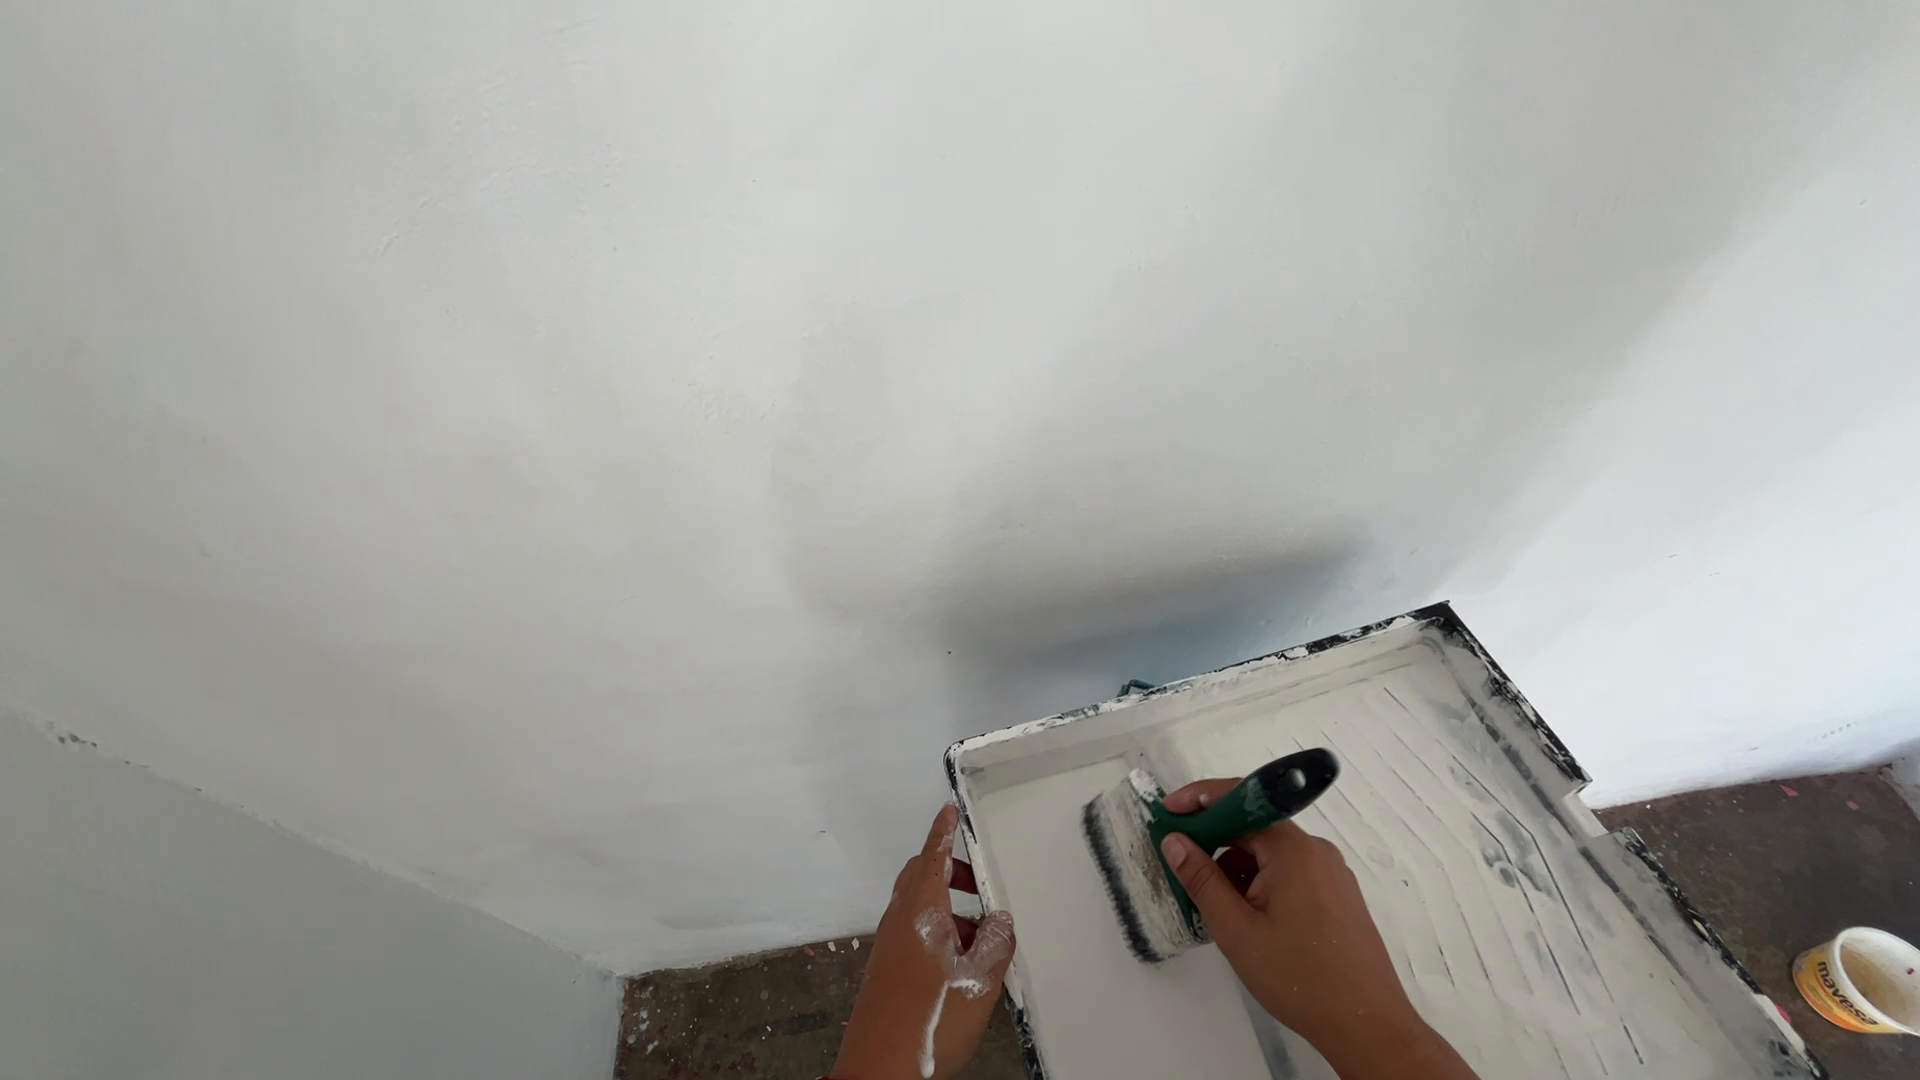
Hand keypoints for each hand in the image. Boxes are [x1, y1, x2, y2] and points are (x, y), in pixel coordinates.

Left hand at [831, 804, 1015, 1079]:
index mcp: (921, 909)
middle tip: (979, 882)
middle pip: (923, 876)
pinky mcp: (888, 966)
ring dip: (949, 908)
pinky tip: (961, 964)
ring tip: (981, 938)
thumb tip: (1000, 922)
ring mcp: (890, 943)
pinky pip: (915, 931)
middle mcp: (900, 919)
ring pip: (920, 906)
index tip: (948, 808)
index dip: (943, 829)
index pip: (933, 854)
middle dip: (952, 871)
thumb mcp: (979, 980)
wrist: (879, 1069)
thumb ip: (996, 943)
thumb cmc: (927, 1020)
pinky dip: (938, 931)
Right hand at [1160, 779, 1478, 1079]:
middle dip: (1214, 842)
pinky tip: (1248, 918)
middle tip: (1183, 867)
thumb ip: (1201, 879)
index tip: (1167, 812)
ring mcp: (1330, 873)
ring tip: (1217, 908)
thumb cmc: (1301, 978)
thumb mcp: (1236, 930)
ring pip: (1269, 853)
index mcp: (1292, 849)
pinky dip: (1260, 882)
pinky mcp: (1337, 895)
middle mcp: (1315, 850)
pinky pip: (1288, 871)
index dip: (1198, 801)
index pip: (1239, 801)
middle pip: (1253, 827)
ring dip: (1236, 867)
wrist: (1369, 1030)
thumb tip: (1174, 841)